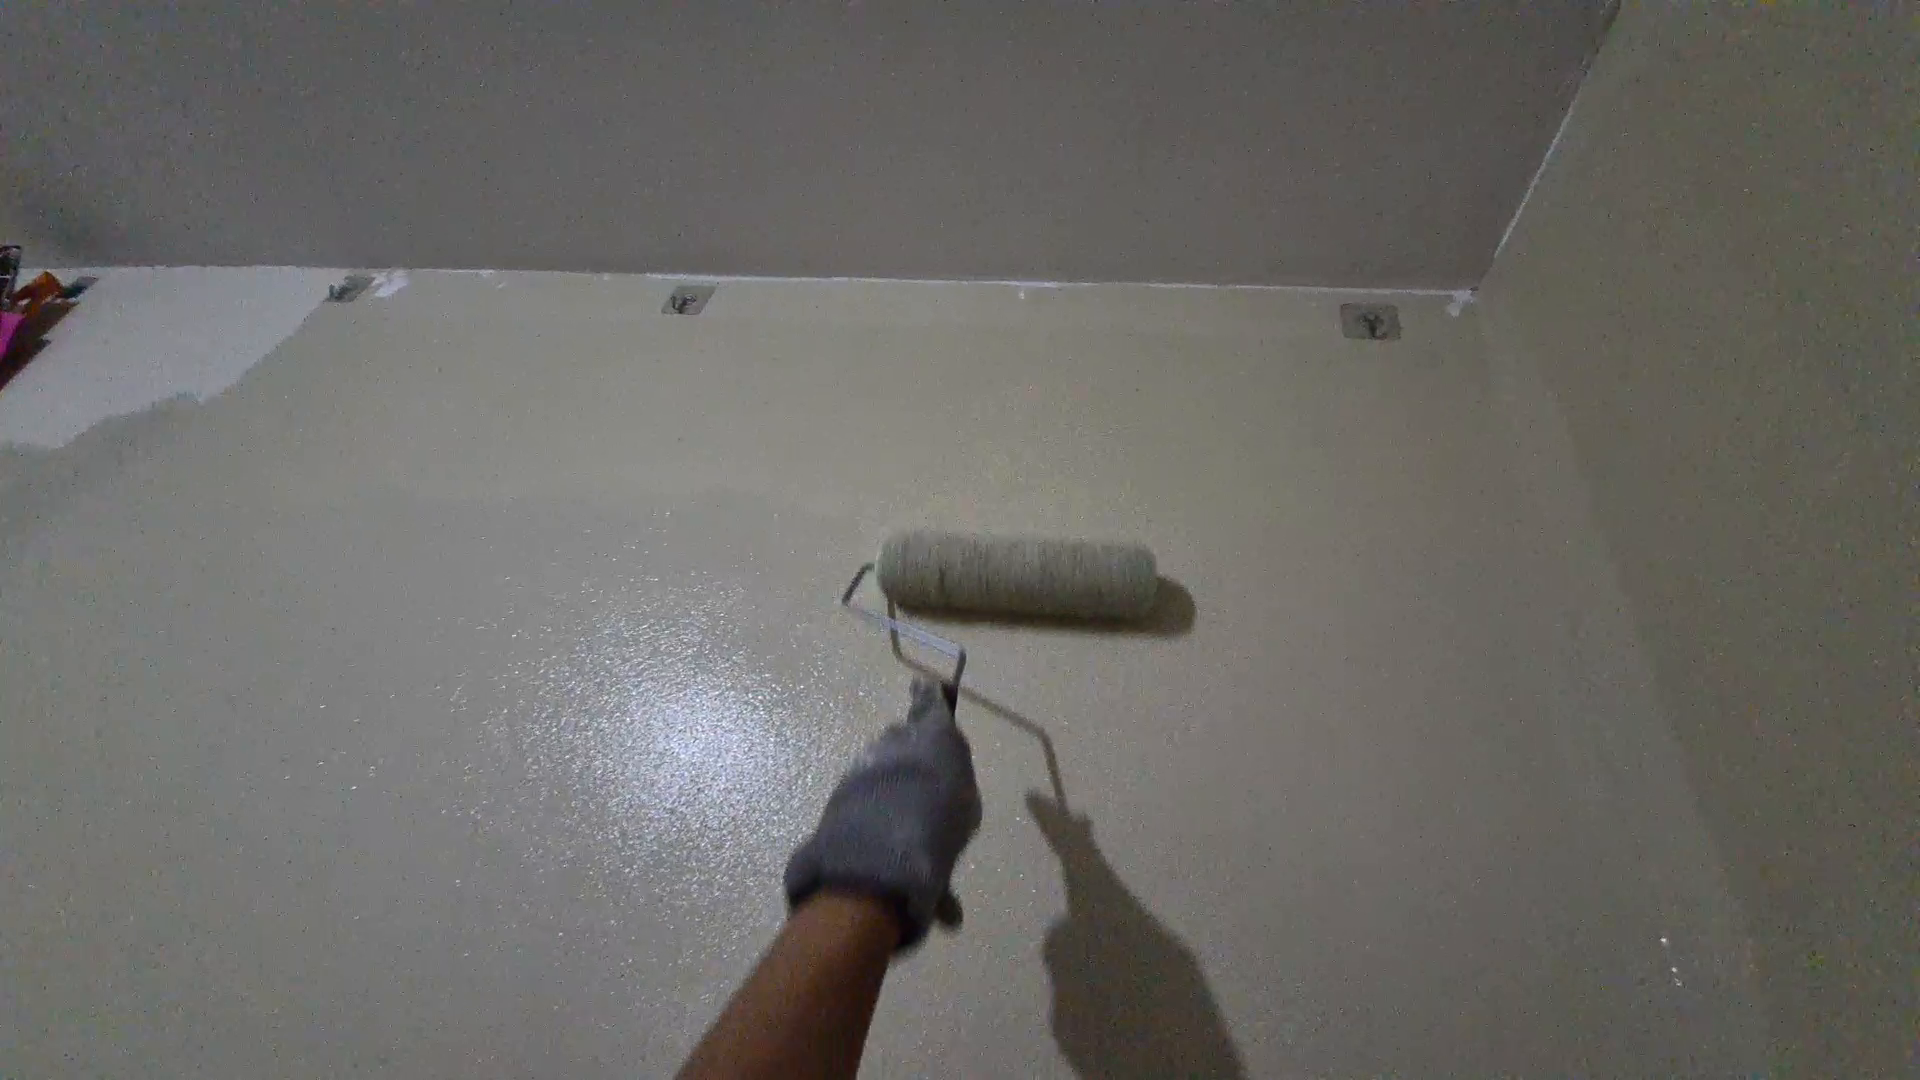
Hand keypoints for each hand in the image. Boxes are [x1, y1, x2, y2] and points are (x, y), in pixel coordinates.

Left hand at [785, 677, 982, 947]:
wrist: (881, 855)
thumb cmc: (940, 828)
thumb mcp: (963, 819)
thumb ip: (955, 815)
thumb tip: (950, 892)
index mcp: (936, 740)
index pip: (931, 708)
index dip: (929, 699)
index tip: (924, 685)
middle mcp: (899, 743)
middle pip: (902, 735)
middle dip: (907, 744)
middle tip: (915, 764)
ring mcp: (867, 763)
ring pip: (879, 760)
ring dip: (886, 775)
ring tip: (896, 804)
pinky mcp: (842, 787)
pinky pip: (862, 787)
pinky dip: (869, 802)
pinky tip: (875, 827)